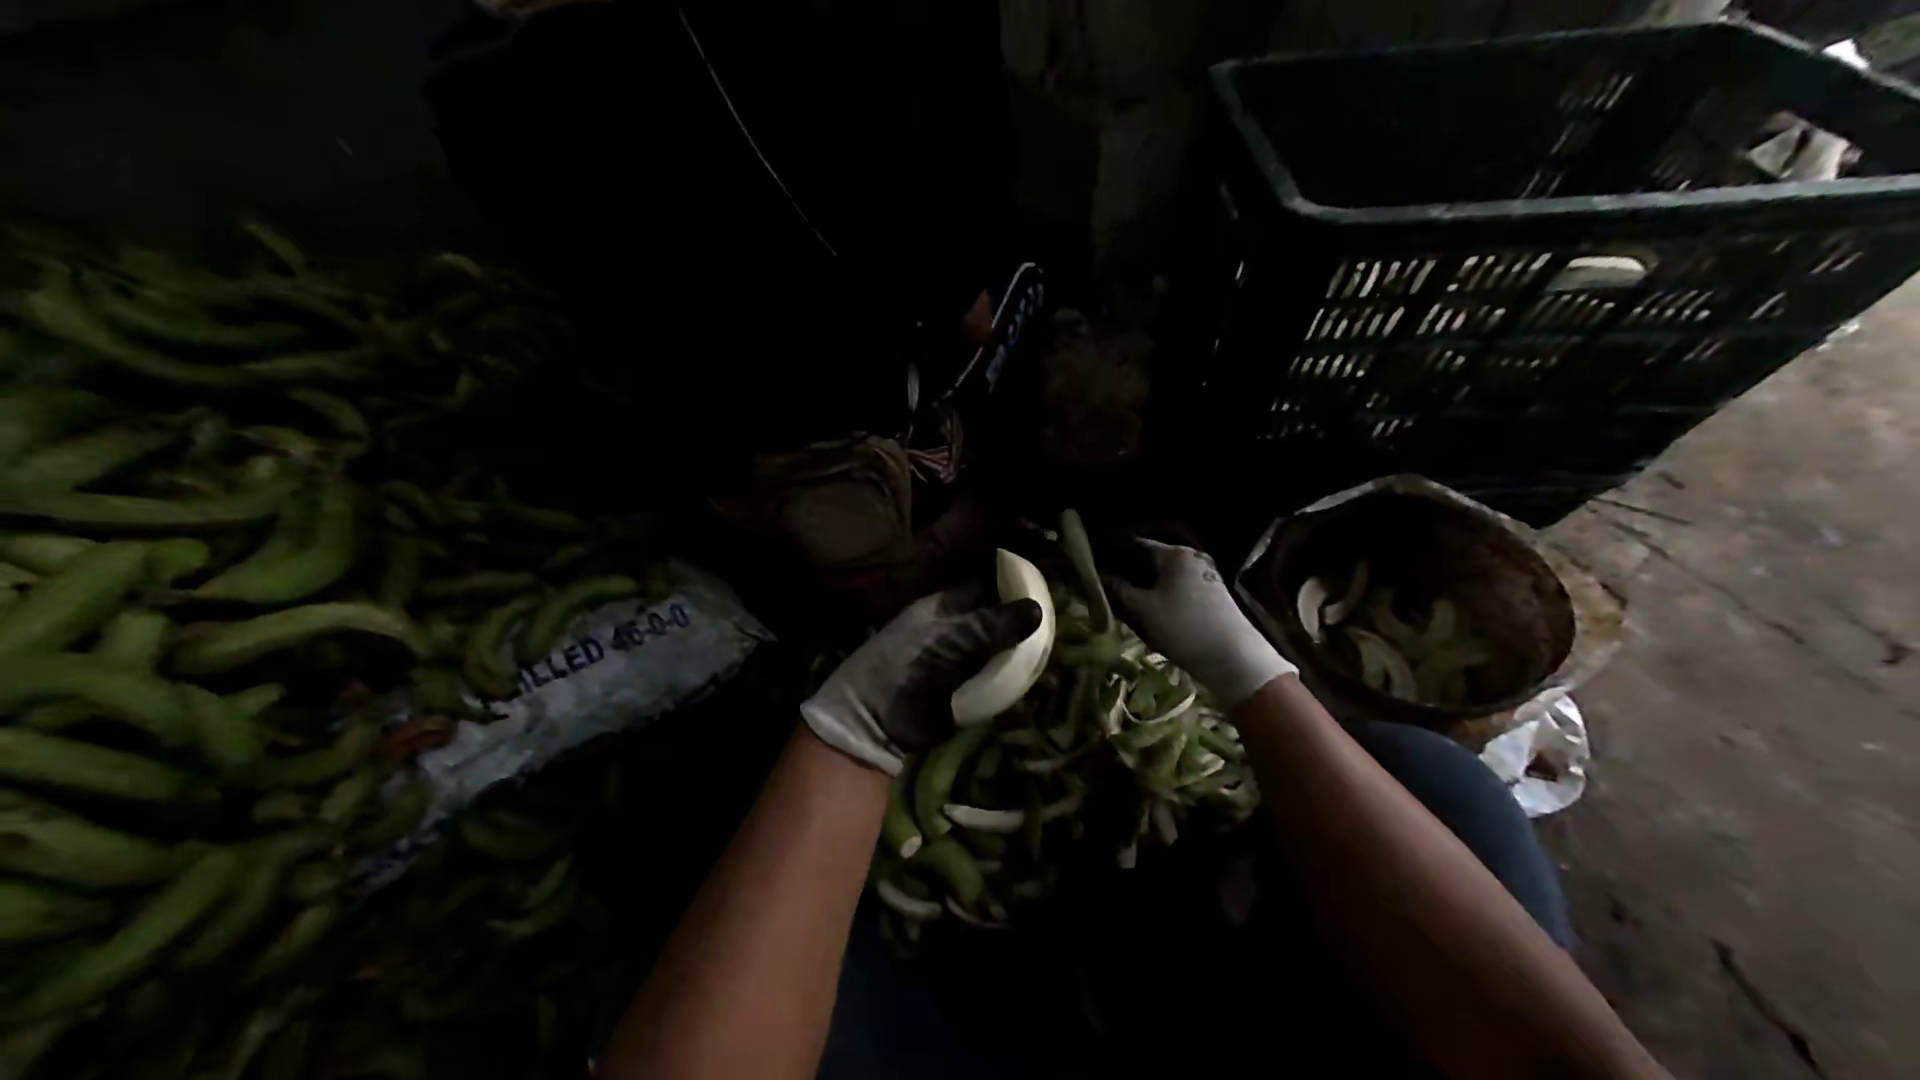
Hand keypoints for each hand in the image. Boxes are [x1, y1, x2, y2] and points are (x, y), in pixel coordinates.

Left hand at [801, 583, 1042, 774]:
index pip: (983, 586)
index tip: (1043, 584)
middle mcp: (954, 631)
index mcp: (944, 608)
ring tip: (1054, 664)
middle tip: (1058, 627)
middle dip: (1023, 624)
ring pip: (999, 654)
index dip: (1010, 582)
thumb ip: (993, 625)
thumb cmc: (907, 667)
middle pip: (996, 621)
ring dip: (1023, 659)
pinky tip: (1037, 691)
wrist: (874, 721)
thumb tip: (1037, 608)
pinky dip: (1014, 689)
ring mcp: (959, 663)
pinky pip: (996, 686)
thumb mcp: (953, 640)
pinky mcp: (964, 693)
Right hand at [1105, 538, 1294, 707]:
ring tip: (1121, 601)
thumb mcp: (1142, 610)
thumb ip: (1117, 590)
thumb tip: (1099, 577)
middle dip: (1125, 572)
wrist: (1234, 658)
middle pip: (1148, 559)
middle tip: (1103, 586)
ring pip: (1162, 575)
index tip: (1092, 567)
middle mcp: (1190, 557)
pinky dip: (1158, 594)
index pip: (1133, 544)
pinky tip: (1146, 610)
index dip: (1110, 554)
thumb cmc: (1183, 627)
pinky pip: (1175, 586)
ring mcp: (1203, 574)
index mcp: (1174, 553)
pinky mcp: (1210, 593)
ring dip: (1142, 585)